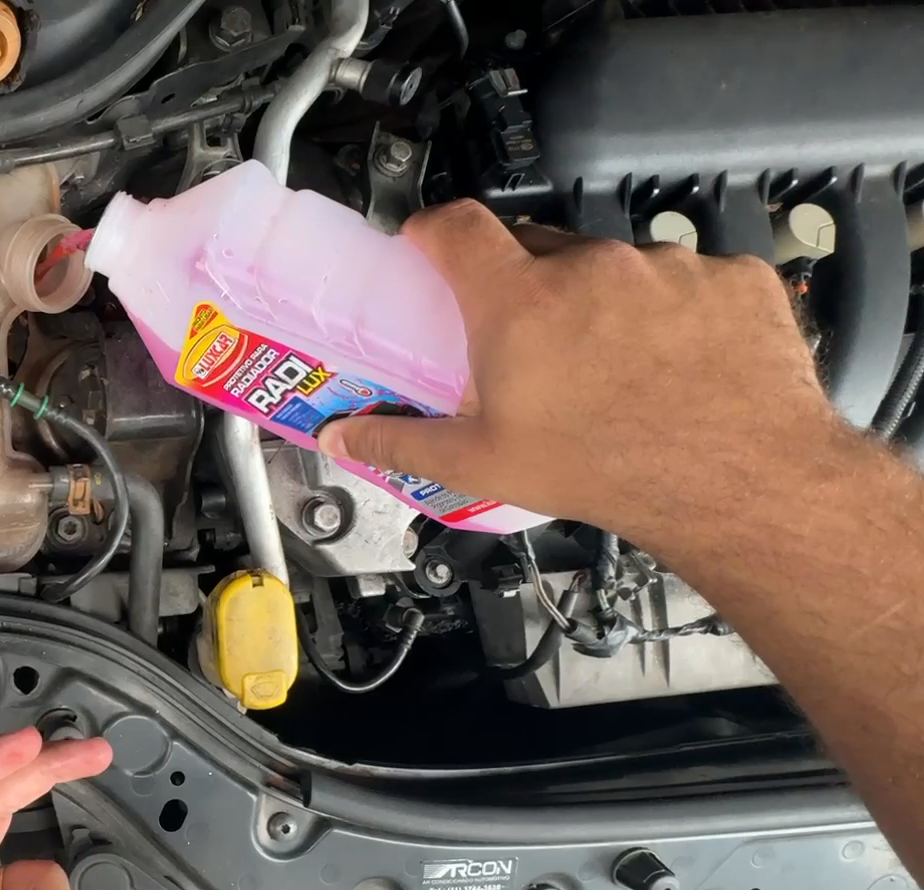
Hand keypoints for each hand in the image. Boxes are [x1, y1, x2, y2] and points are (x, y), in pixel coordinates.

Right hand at [317, 201, 838, 543]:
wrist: (736, 478)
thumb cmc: (595, 465)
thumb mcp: (473, 461)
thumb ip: (394, 441)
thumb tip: (337, 437)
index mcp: (518, 303)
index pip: (460, 227)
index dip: (433, 227)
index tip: (424, 241)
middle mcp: (590, 267)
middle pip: (530, 245)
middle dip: (510, 279)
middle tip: (507, 334)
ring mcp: (667, 267)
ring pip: (604, 264)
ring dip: (584, 297)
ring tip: (589, 360)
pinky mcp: (731, 279)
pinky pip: (676, 278)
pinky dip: (655, 308)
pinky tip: (656, 359)